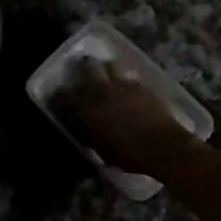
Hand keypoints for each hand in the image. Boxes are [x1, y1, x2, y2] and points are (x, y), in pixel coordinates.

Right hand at [57, 61, 200, 176]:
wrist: (164, 146)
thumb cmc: (129, 154)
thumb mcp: (102, 151)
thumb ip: (92, 135)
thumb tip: (88, 130)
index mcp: (88, 108)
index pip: (65, 97)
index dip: (59, 96)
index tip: (57, 97)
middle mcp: (103, 90)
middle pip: (89, 68)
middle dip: (83, 68)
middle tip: (82, 70)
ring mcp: (125, 85)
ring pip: (112, 65)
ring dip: (106, 68)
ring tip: (107, 73)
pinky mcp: (144, 86)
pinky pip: (130, 76)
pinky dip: (125, 80)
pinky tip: (128, 87)